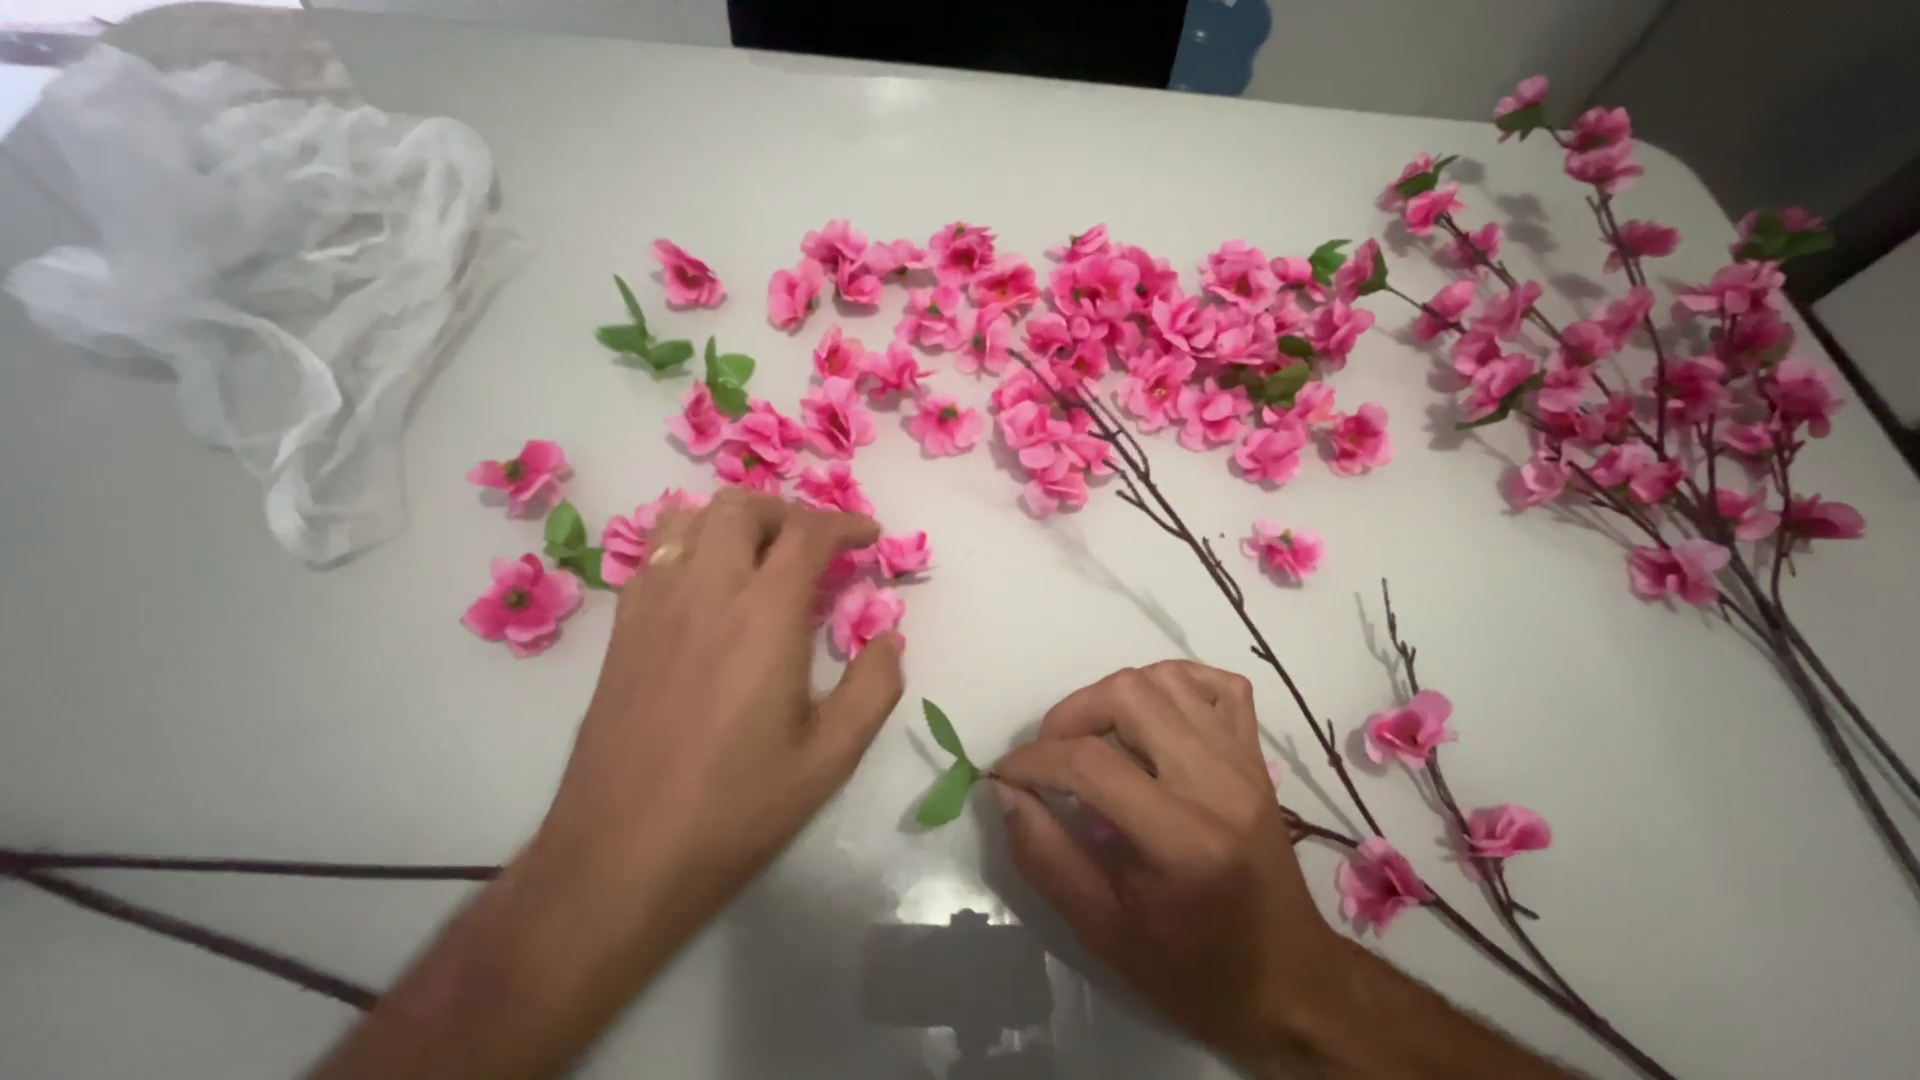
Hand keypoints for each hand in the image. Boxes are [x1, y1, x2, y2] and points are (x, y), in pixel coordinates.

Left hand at [310, 491, 905, 1079]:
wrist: (623, 853)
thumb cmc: (737, 808)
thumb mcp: (831, 757)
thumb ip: (873, 687)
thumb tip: (889, 637)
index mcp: (764, 615)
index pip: (807, 533)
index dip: (846, 523)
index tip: (868, 538)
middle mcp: (705, 591)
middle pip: (742, 506)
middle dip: (788, 511)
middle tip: (815, 547)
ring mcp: (653, 606)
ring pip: (687, 518)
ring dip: (733, 520)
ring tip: (759, 555)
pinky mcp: (621, 630)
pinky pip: (653, 556)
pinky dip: (688, 546)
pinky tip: (706, 590)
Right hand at [992, 661, 1342, 1070]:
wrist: (1288, 980)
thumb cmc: (1192, 970)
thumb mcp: (1102, 931)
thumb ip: (1045, 857)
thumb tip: (1003, 791)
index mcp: (1184, 840)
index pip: (1091, 764)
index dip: (1031, 761)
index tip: (1003, 777)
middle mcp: (1219, 784)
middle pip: (1129, 696)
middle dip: (1068, 716)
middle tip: (1047, 759)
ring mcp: (1244, 762)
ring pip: (1167, 679)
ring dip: (1112, 697)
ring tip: (1090, 739)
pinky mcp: (1256, 756)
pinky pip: (1217, 685)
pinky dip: (1173, 685)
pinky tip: (1148, 719)